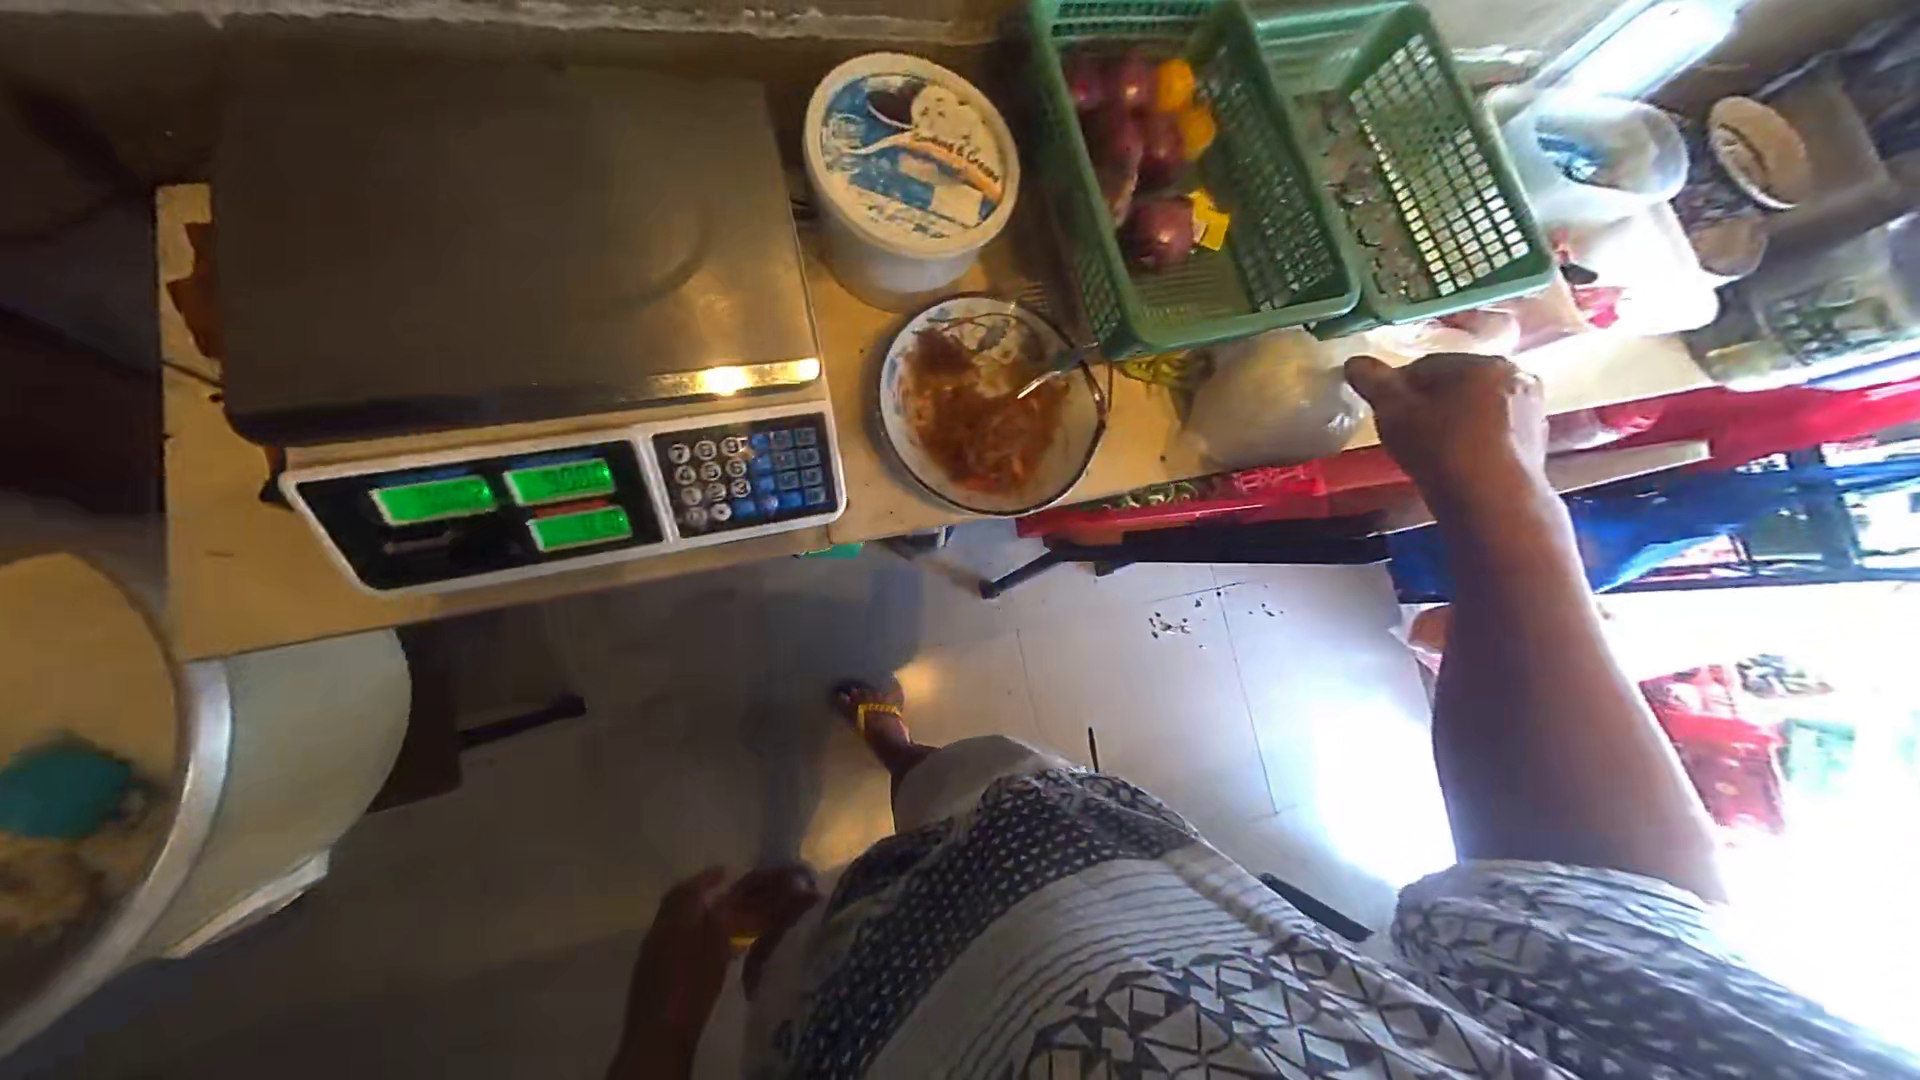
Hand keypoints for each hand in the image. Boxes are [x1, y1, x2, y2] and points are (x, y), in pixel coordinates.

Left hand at [609, 865, 819, 1079]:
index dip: (708, 877)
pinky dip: (685, 935)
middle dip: (695, 891)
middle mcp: (657, 931)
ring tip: (714, 919)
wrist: (658, 1036)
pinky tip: (701, 950)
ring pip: (670, 922)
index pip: (689, 887)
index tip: (726, 871)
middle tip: (717, 890)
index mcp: (674, 919)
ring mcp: (648, 954)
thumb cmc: (692, 984)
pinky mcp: (646, 976)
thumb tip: (725, 897)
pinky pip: (667, 942)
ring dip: (690, 914)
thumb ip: (721, 916)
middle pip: (674, 902)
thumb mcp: (716, 945)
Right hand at [1345, 352, 1548, 516]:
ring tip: (1430, 448)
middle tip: (1405, 431)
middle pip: (1455, 384)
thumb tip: (1353, 361)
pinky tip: (1456, 460)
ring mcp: (1532, 406)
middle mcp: (1514, 374)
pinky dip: (1474, 438)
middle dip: (1428, 402)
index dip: (1397, 389)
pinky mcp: (1537, 437)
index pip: (1425, 365)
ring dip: (1452, 419)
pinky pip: (1494, 428)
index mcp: (1479, 361)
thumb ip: (1372, 381)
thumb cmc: (1437, 446)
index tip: (1384, 413)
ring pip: (1476, 406)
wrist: (1490, 496)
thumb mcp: (1392, 411)